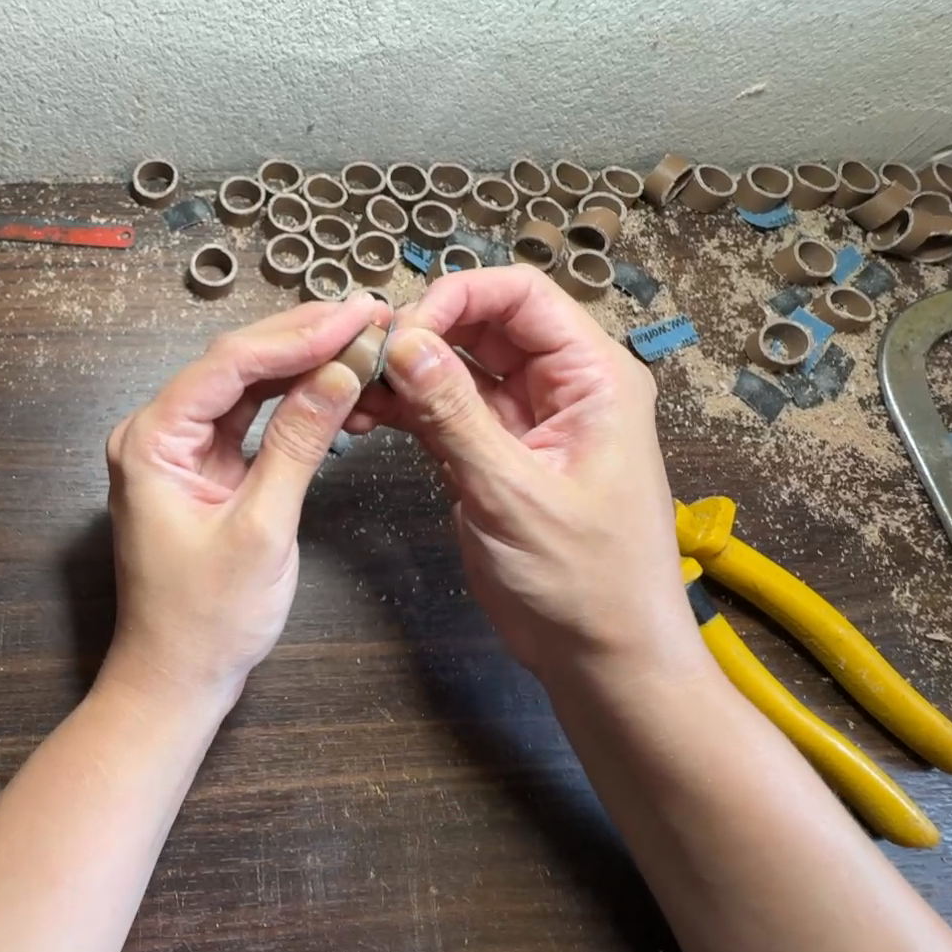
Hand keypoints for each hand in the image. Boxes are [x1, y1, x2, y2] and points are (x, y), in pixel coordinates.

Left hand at [103, 293, 389, 710]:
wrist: (177, 676)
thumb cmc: (208, 617)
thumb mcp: (262, 527)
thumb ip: (298, 444)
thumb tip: (341, 372)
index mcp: (150, 441)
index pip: (227, 365)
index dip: (295, 335)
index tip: (355, 316)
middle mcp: (155, 433)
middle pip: (232, 367)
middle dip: (299, 339)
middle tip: (366, 315)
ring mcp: (177, 450)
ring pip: (242, 388)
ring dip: (298, 364)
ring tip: (358, 338)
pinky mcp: (200, 469)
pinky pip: (246, 421)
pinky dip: (288, 402)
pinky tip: (328, 382)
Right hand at [349, 265, 698, 682]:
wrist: (598, 654)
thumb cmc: (586, 577)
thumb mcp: (515, 491)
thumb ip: (455, 414)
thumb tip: (403, 343)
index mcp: (591, 377)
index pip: (522, 297)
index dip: (457, 296)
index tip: (400, 329)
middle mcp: (555, 387)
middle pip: (480, 326)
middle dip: (419, 333)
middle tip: (364, 360)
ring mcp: (516, 421)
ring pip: (452, 369)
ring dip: (402, 372)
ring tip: (352, 388)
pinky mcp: (485, 454)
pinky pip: (438, 412)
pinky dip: (401, 409)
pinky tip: (363, 416)